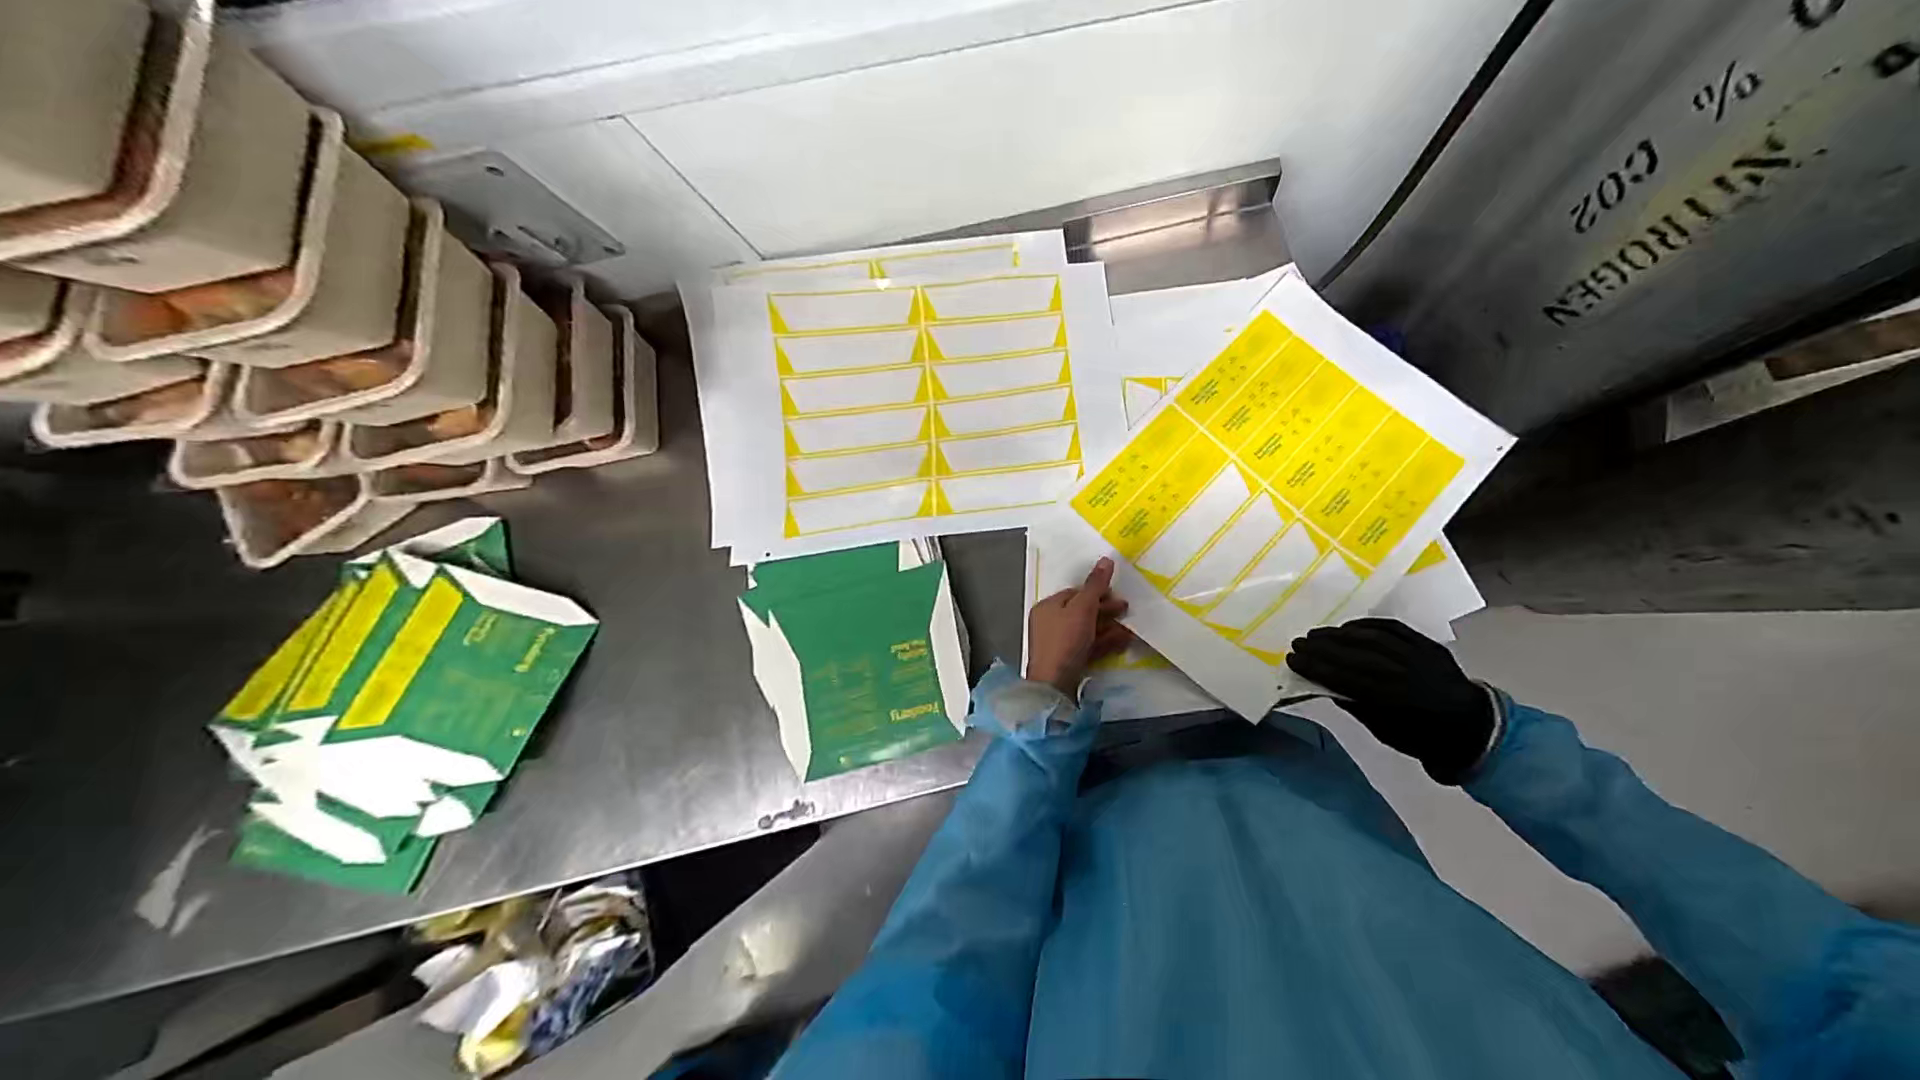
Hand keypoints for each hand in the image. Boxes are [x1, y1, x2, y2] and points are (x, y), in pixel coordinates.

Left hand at [1026, 557, 1130, 698]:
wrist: (1054, 684)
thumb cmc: (1065, 641)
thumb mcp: (1082, 609)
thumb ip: (1095, 586)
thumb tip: (1106, 560)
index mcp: (1048, 607)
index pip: (1074, 593)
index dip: (1096, 592)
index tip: (1116, 593)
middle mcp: (1050, 623)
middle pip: (1081, 612)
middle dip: (1105, 611)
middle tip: (1126, 609)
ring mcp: (1058, 644)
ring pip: (1087, 630)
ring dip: (1109, 627)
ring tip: (1129, 628)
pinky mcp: (1068, 661)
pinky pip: (1088, 646)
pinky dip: (1105, 642)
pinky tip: (1123, 642)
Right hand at [1284, 617, 1494, 784]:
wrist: (1473, 729)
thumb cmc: (1423, 738)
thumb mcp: (1385, 731)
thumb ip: (1355, 706)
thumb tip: (1324, 684)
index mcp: (1396, 700)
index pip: (1347, 677)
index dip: (1317, 667)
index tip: (1293, 659)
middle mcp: (1407, 673)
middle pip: (1357, 654)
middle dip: (1323, 647)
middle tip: (1298, 643)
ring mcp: (1420, 655)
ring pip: (1373, 637)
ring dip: (1339, 634)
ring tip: (1316, 634)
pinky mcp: (1428, 644)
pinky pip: (1393, 628)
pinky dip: (1367, 626)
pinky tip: (1347, 628)